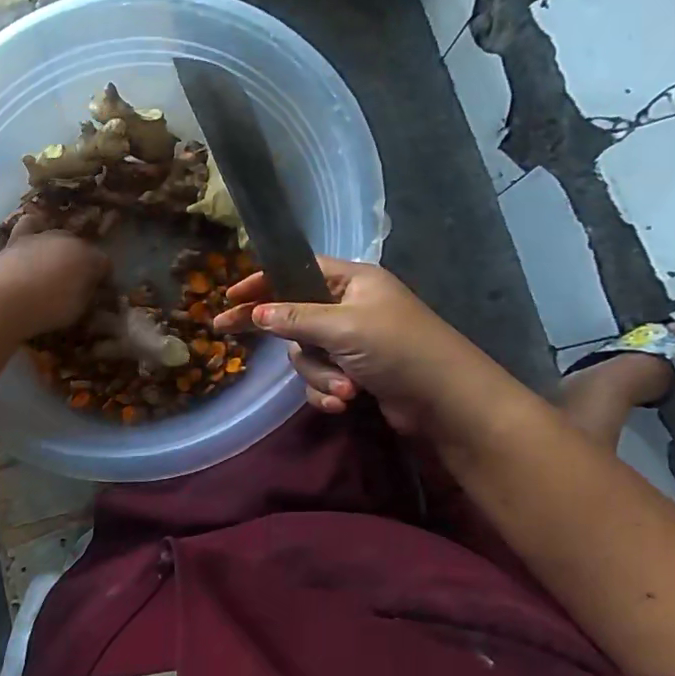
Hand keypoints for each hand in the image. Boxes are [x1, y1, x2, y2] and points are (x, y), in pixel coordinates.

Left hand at [0, 214, 109, 338]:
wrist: (5, 301)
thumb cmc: (48, 309)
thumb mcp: (79, 309)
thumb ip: (88, 294)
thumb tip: (91, 288)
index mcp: (89, 257)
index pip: (105, 263)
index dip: (103, 278)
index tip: (98, 291)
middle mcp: (69, 240)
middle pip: (82, 248)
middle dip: (82, 263)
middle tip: (75, 283)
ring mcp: (42, 236)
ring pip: (58, 238)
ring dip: (59, 251)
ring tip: (52, 270)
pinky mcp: (18, 238)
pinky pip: (30, 225)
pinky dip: (34, 229)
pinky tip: (33, 241)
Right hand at [214, 257, 460, 435]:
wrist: (446, 401)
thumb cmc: (398, 348)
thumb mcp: (343, 327)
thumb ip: (295, 317)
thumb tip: (256, 313)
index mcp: (352, 281)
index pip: (297, 271)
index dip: (262, 282)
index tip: (229, 296)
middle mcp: (349, 307)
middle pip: (294, 317)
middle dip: (294, 341)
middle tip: (228, 333)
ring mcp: (352, 342)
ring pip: (306, 355)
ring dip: (320, 376)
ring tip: (346, 390)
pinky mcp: (354, 373)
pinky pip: (320, 378)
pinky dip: (327, 392)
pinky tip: (345, 403)